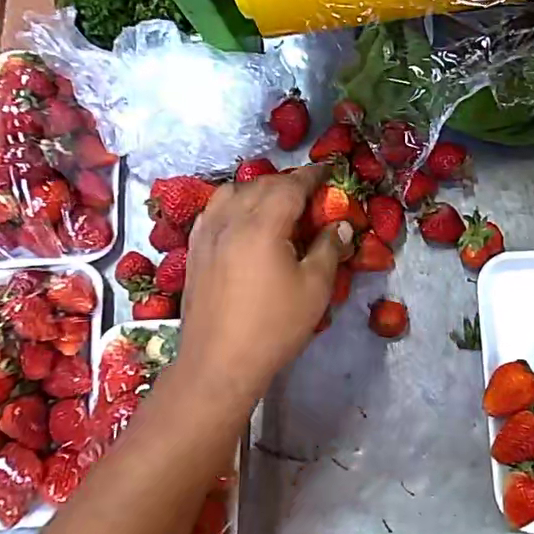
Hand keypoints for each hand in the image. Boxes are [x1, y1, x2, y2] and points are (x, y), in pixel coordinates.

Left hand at [172, 164, 350, 409]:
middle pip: (260, 185)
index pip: (289, 186)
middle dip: (286, 182)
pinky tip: (240, 222)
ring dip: (256, 190)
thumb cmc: (273, 327)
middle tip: (309, 194)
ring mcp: (206, 235)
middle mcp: (229, 220)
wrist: (219, 362)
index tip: (329, 171)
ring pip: (231, 193)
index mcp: (262, 224)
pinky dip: (231, 206)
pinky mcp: (193, 252)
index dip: (312, 176)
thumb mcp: (314, 289)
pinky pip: (212, 212)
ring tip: (273, 205)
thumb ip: (328, 249)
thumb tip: (340, 225)